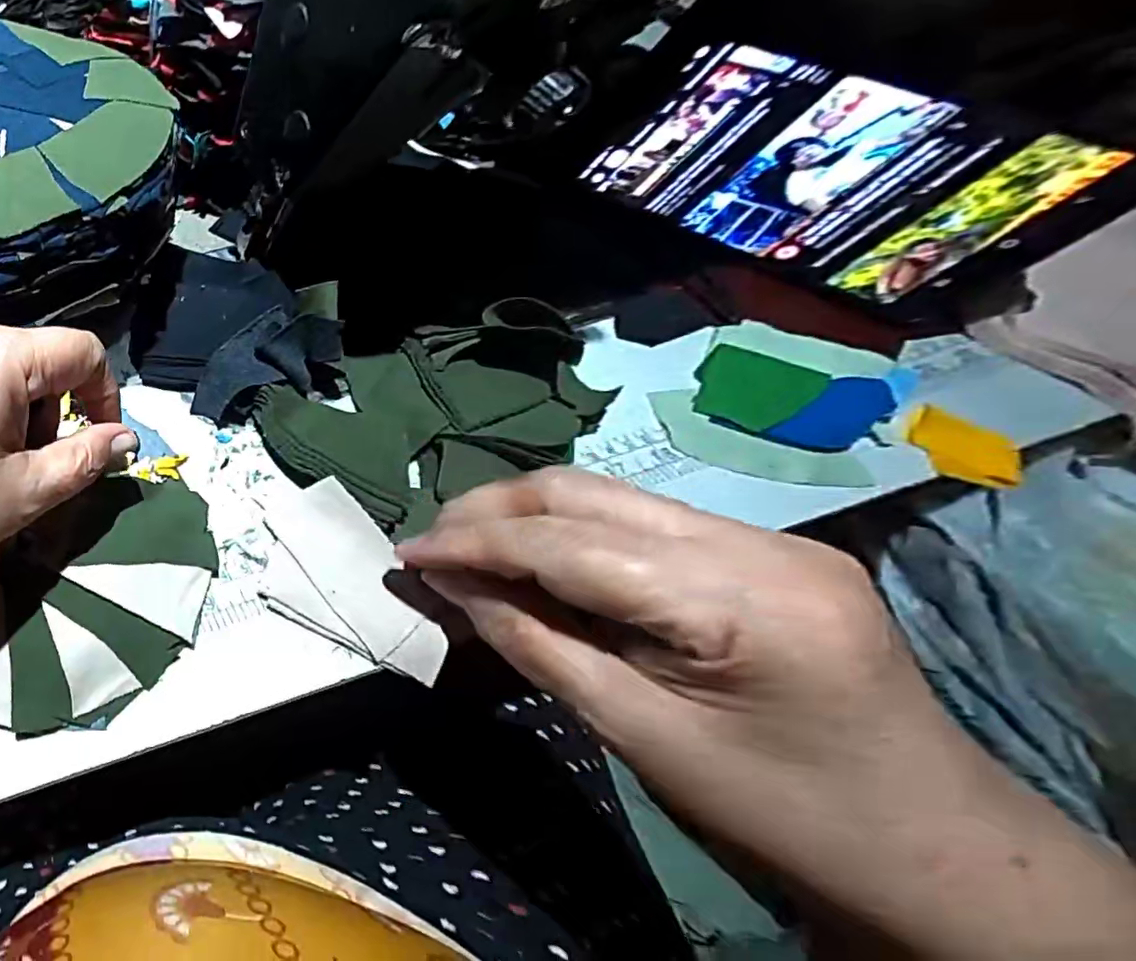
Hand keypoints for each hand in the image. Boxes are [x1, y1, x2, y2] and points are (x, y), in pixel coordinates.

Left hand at [0, 320, 137, 649]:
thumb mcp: (28, 490)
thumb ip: (87, 457)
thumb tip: (126, 439)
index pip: (83, 350)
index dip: (106, 396)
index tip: (99, 445)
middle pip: (44, 359)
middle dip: (58, 412)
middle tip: (36, 469)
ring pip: (10, 369)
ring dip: (25, 414)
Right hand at [396, 468, 974, 896]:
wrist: (938, 853)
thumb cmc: (780, 815)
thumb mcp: (636, 735)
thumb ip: (533, 644)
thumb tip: (451, 585)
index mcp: (738, 598)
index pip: (566, 541)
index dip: (473, 542)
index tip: (407, 556)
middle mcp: (755, 541)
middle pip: (582, 492)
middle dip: (490, 512)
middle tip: (432, 547)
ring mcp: (764, 537)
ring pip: (604, 496)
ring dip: (523, 517)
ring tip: (468, 550)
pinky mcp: (759, 548)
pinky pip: (635, 522)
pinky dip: (567, 535)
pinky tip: (536, 564)